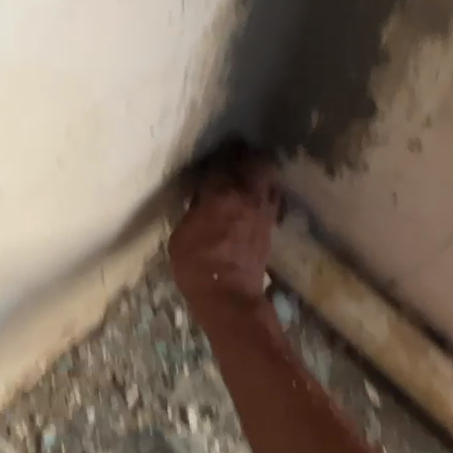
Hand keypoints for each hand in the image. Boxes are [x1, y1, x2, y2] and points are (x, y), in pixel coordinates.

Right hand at [169, 142, 279, 307]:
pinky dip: (264, 193)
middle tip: (233, 157)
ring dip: (258, 172)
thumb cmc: (197, 267)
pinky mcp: (271, 226)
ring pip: (268, 177)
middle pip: (254, 161)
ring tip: (246, 176)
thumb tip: (201, 199)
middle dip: (245, 156)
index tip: (209, 156)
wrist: (230, 297)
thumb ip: (193, 211)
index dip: (214, 157)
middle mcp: (246, 196)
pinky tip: (253, 200)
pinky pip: (272, 198)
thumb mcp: (181, 236)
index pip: (219, 163)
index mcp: (219, 194)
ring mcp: (263, 210)